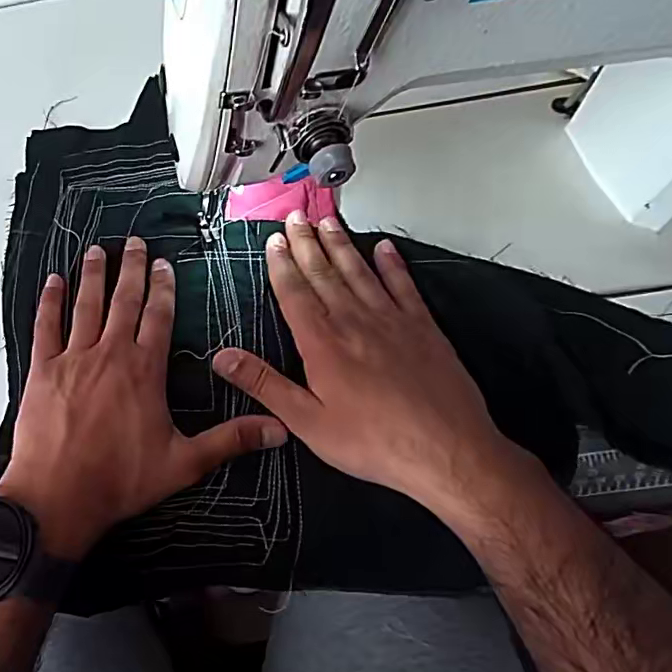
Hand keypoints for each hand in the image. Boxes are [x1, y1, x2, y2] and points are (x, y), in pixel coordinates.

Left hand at [0, 237, 287, 560]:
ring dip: (93, 276)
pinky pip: (45, 327)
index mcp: (145, 371)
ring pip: (86, 306)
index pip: (159, 317)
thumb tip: (278, 429)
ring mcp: (72, 360)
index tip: (163, 264)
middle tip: (133, 243)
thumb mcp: (183, 463)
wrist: (59, 494)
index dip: (163, 288)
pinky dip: (50, 302)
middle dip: (130, 270)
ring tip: (97, 250)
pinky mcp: (42, 371)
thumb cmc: (119, 480)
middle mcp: (109, 355)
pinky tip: (53, 282)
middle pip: (124, 302)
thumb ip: (229, 440)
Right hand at [211, 213, 527, 515]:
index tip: (273, 242)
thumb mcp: (305, 420)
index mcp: (324, 345)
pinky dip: (393, 265)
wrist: (449, 453)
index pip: (296, 294)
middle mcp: (357, 324)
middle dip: (307, 244)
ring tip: (328, 221)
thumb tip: (222, 357)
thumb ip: (263, 383)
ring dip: (342, 245)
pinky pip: (404, 287)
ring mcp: (394, 323)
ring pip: (361, 273)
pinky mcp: (424, 331)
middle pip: (326, 275)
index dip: (282, 266)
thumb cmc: (372, 442)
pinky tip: (384, 249)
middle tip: (295, 218)